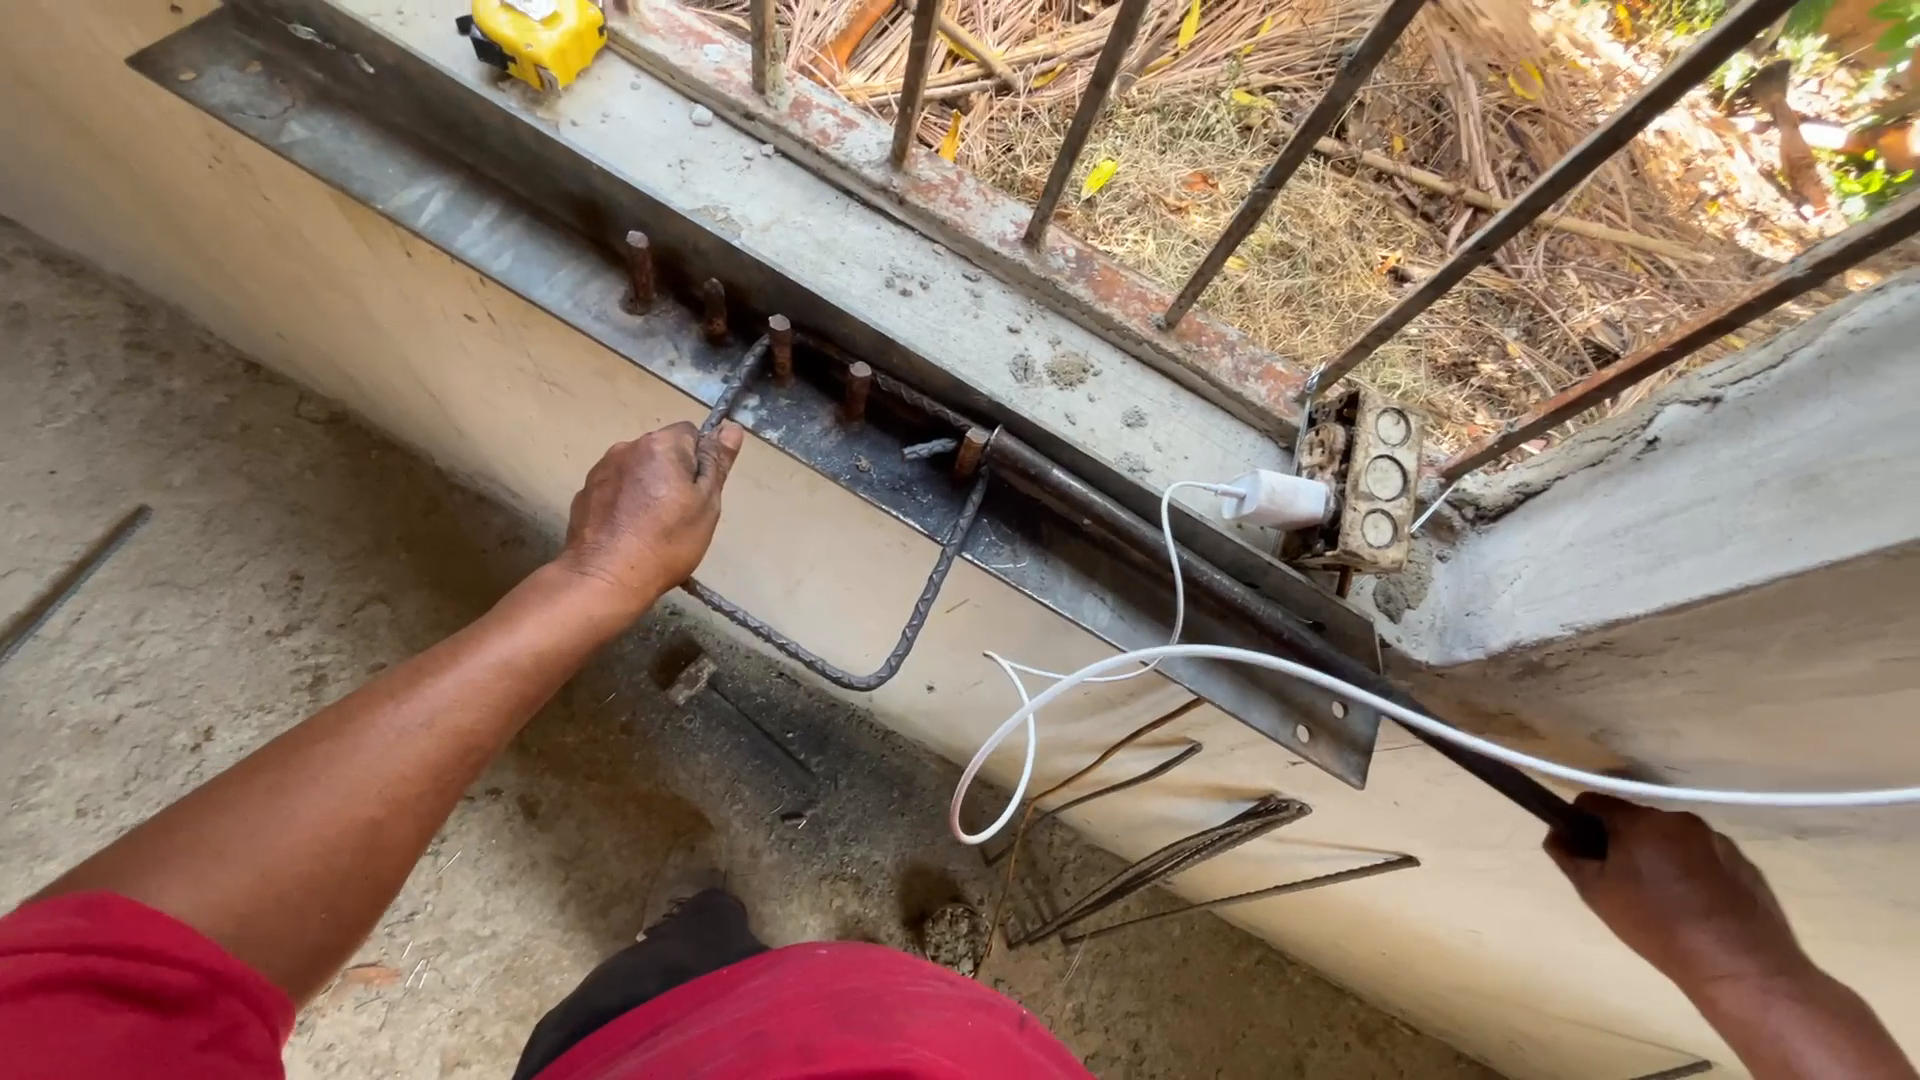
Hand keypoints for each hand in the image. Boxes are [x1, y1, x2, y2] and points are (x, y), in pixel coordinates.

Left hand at [554, 421, 743, 618]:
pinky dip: (626, 501)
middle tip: (682, 513)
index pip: (691, 433)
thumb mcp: (706, 505)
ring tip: (653, 525)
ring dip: (648, 486)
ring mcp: (601, 469)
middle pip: (662, 450)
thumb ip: (717, 463)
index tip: (700, 493)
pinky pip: (616, 488)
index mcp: (661, 445)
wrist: (605, 578)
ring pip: (638, 469)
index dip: (701, 461)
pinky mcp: (585, 493)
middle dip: (674, 473)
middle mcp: (627, 447)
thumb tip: (731, 428)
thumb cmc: (667, 542)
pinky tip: (630, 530)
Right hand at [1546, 793, 1810, 991]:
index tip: (1585, 852)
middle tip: (1622, 881)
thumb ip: (1567, 854)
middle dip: (1622, 841)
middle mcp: (1679, 820)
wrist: (1744, 968)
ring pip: (1670, 838)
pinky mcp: (1747, 864)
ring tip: (1664, 898)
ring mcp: (1719, 841)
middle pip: (1634, 820)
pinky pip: (1703, 856)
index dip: (1580, 822)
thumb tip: (1558, 834)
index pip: (1593, 802)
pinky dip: (1692, 871)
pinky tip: (1696, 906)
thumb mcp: (1595, 892)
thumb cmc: (1658, 926)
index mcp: (1640, 822)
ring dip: (1658, 855)